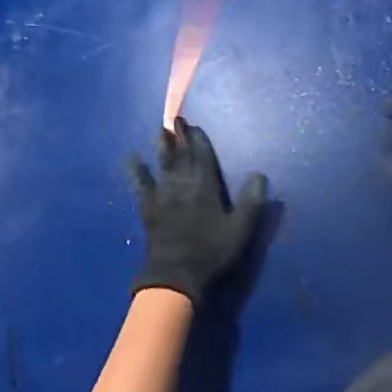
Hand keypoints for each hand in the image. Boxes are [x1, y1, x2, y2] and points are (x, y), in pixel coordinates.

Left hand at [129, 118, 267, 302]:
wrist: (176, 271)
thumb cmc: (211, 252)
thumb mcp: (239, 231)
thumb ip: (251, 203)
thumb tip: (260, 175)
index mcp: (205, 189)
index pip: (203, 158)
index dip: (199, 141)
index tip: (195, 127)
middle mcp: (183, 185)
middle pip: (182, 156)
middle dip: (180, 137)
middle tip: (176, 119)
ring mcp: (163, 194)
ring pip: (163, 164)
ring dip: (162, 146)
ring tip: (160, 130)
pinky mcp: (148, 206)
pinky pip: (141, 183)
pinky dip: (136, 170)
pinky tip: (131, 158)